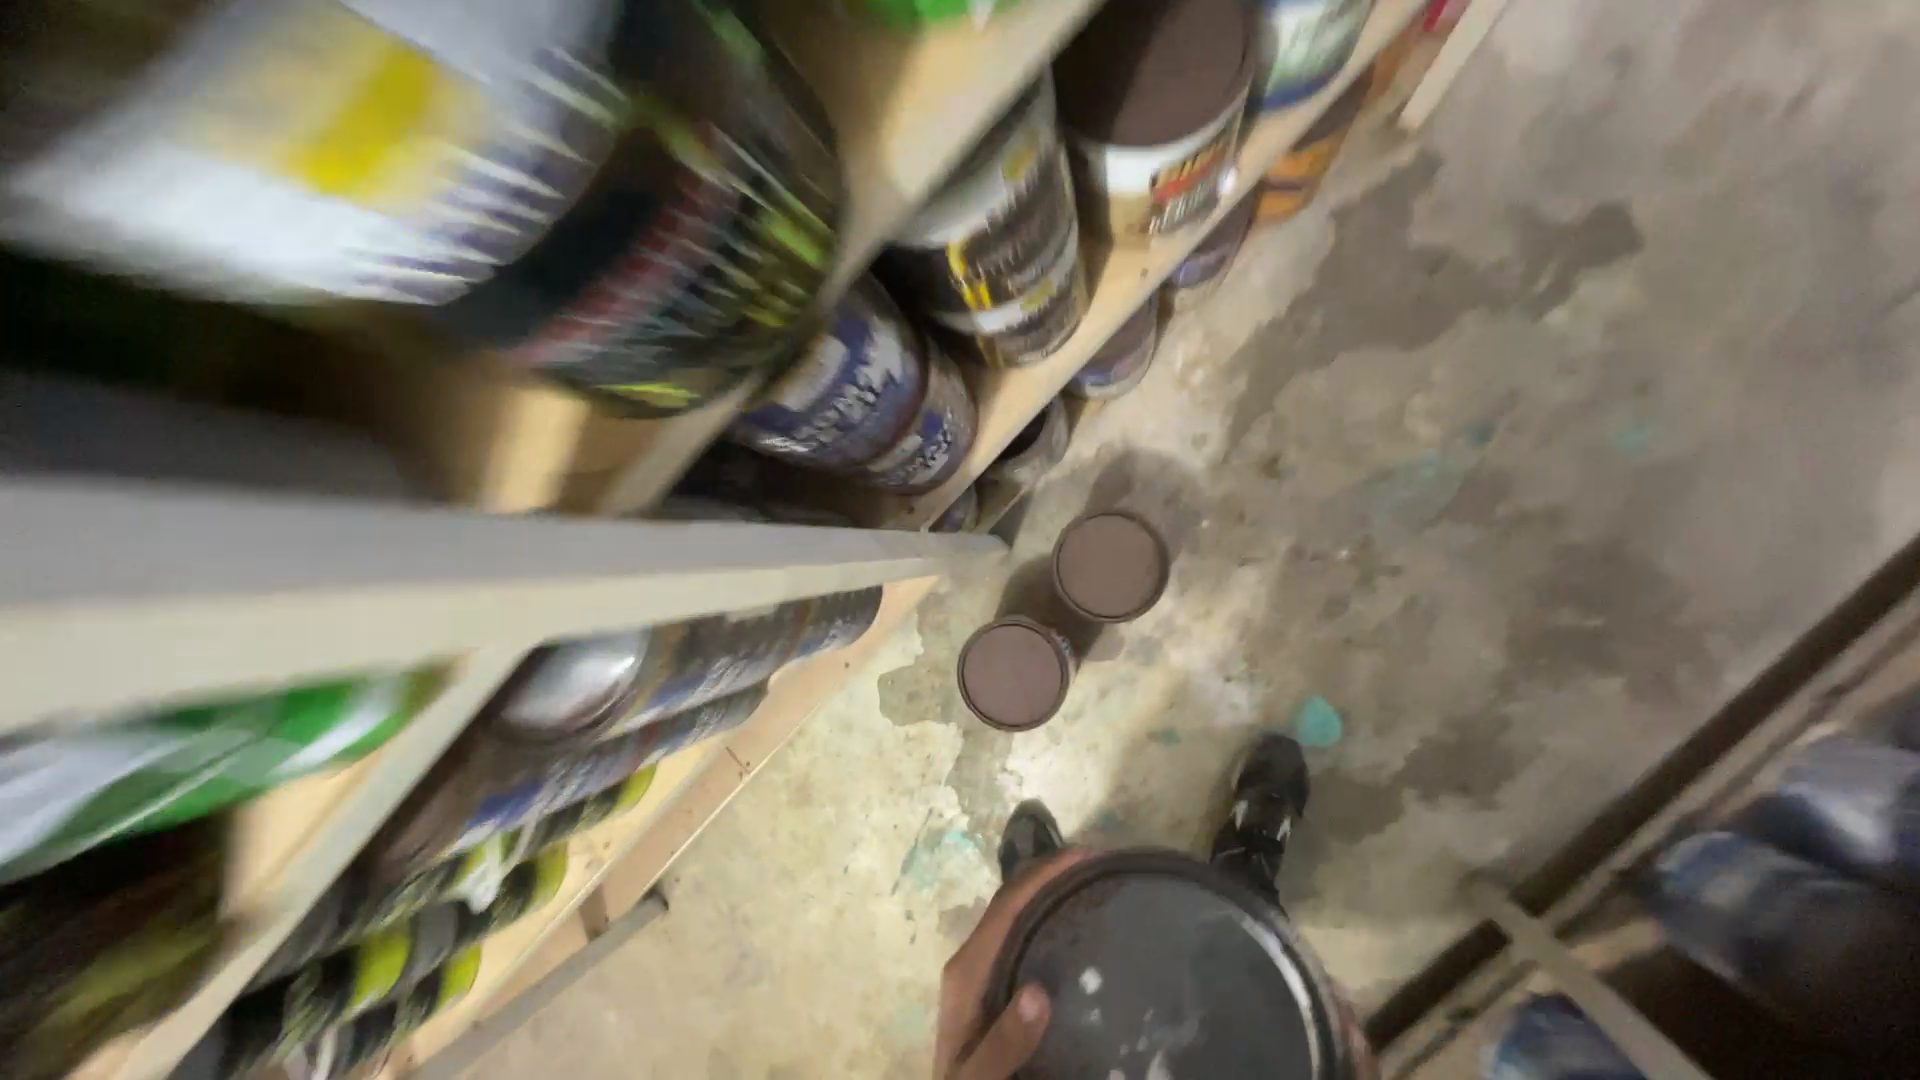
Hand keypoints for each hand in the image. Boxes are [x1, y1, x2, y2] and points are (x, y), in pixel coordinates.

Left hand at [934, 850, 1090, 1079]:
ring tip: (1092, 877)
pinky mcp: (995, 980)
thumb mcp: (979, 1078)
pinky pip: (1022, 932)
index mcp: (966, 971)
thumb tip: (1039, 993)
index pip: (1007, 907)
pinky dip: (1046, 912)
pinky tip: (1074, 918)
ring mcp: (983, 967)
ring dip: (1048, 888)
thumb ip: (1004, 1043)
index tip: (1085, 855)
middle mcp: (972, 959)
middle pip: (1011, 900)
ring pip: (1016, 912)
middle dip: (1050, 872)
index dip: (1043, 875)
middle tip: (1099, 861)